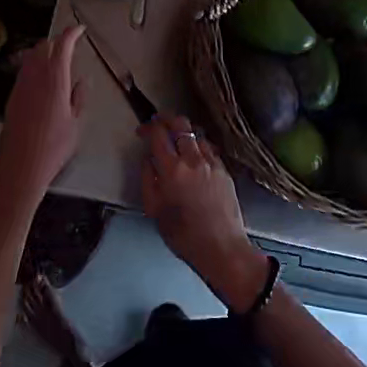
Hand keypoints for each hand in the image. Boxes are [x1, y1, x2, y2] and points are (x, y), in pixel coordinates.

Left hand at [0, 25, 86, 201]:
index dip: (71, 33)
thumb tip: (80, 82)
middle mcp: (35, 77)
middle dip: (57, 42)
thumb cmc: (54, 146)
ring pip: (30, 57)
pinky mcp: (12, 96)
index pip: (62, 45)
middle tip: (69, 48)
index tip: (79, 29)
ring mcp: (20, 86)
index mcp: (55, 80)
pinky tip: (42, 81)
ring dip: (43, 53)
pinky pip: (23, 71)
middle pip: (43, 46)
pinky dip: (34, 67)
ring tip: (56, 62)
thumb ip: (78, 98)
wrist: (21, 165)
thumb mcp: (75, 123)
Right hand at [139, 116, 269, 310]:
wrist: (221, 247)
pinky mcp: (224, 169)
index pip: (158, 134)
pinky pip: (209, 148)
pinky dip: (198, 144)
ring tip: (176, 137)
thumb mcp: (154, 209)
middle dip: (166, 119)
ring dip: (184, 131)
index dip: (148, 126)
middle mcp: (193, 160)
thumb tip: (149, 159)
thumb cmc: (183, 235)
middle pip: (180, 124)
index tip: (142, 130)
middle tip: (158, 123)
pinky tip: (194, 154)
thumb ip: (148, 179)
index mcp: (172, 170)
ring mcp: (212, 163)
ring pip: (196, 133)